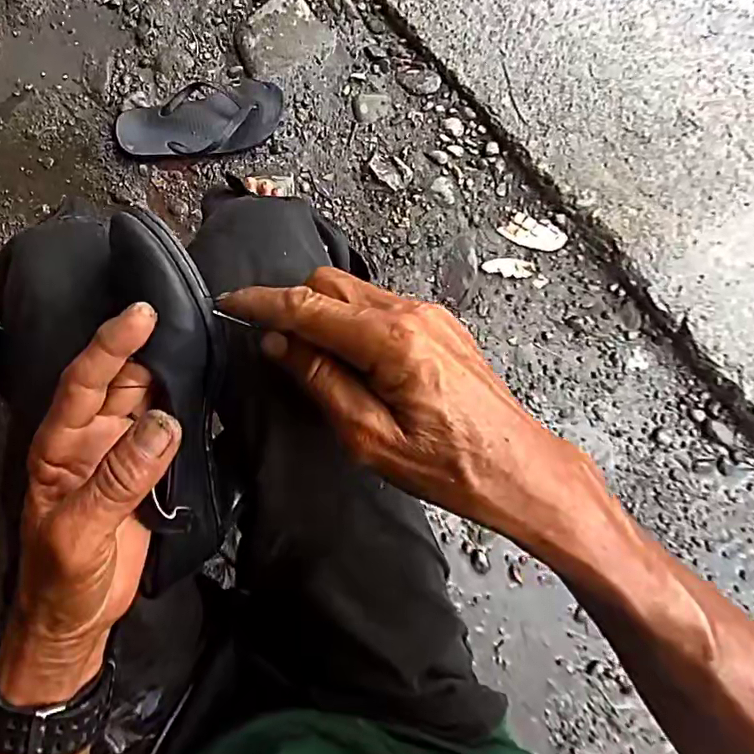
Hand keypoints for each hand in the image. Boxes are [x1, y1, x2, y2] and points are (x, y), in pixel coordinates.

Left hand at [2, 302, 182, 704]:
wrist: (75, 621)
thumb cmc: (59, 581)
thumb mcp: (80, 534)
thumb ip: (119, 479)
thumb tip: (162, 426)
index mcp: (57, 447)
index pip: (82, 382)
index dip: (109, 346)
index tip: (139, 317)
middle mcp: (87, 440)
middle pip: (117, 381)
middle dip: (145, 348)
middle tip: (182, 321)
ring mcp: (117, 454)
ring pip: (143, 400)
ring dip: (167, 375)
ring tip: (198, 347)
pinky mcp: (143, 473)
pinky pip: (164, 432)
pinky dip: (181, 410)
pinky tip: (199, 393)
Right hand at [219, 267, 610, 550]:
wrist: (522, 470)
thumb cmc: (451, 466)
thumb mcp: (369, 436)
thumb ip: (319, 380)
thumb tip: (280, 345)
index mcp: (392, 341)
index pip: (308, 306)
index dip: (262, 302)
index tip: (232, 301)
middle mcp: (411, 314)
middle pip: (327, 283)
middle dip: (291, 306)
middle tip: (273, 346)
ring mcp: (428, 315)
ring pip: (351, 290)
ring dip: (319, 314)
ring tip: (310, 358)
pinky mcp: (436, 324)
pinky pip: (375, 304)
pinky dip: (346, 320)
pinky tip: (347, 357)